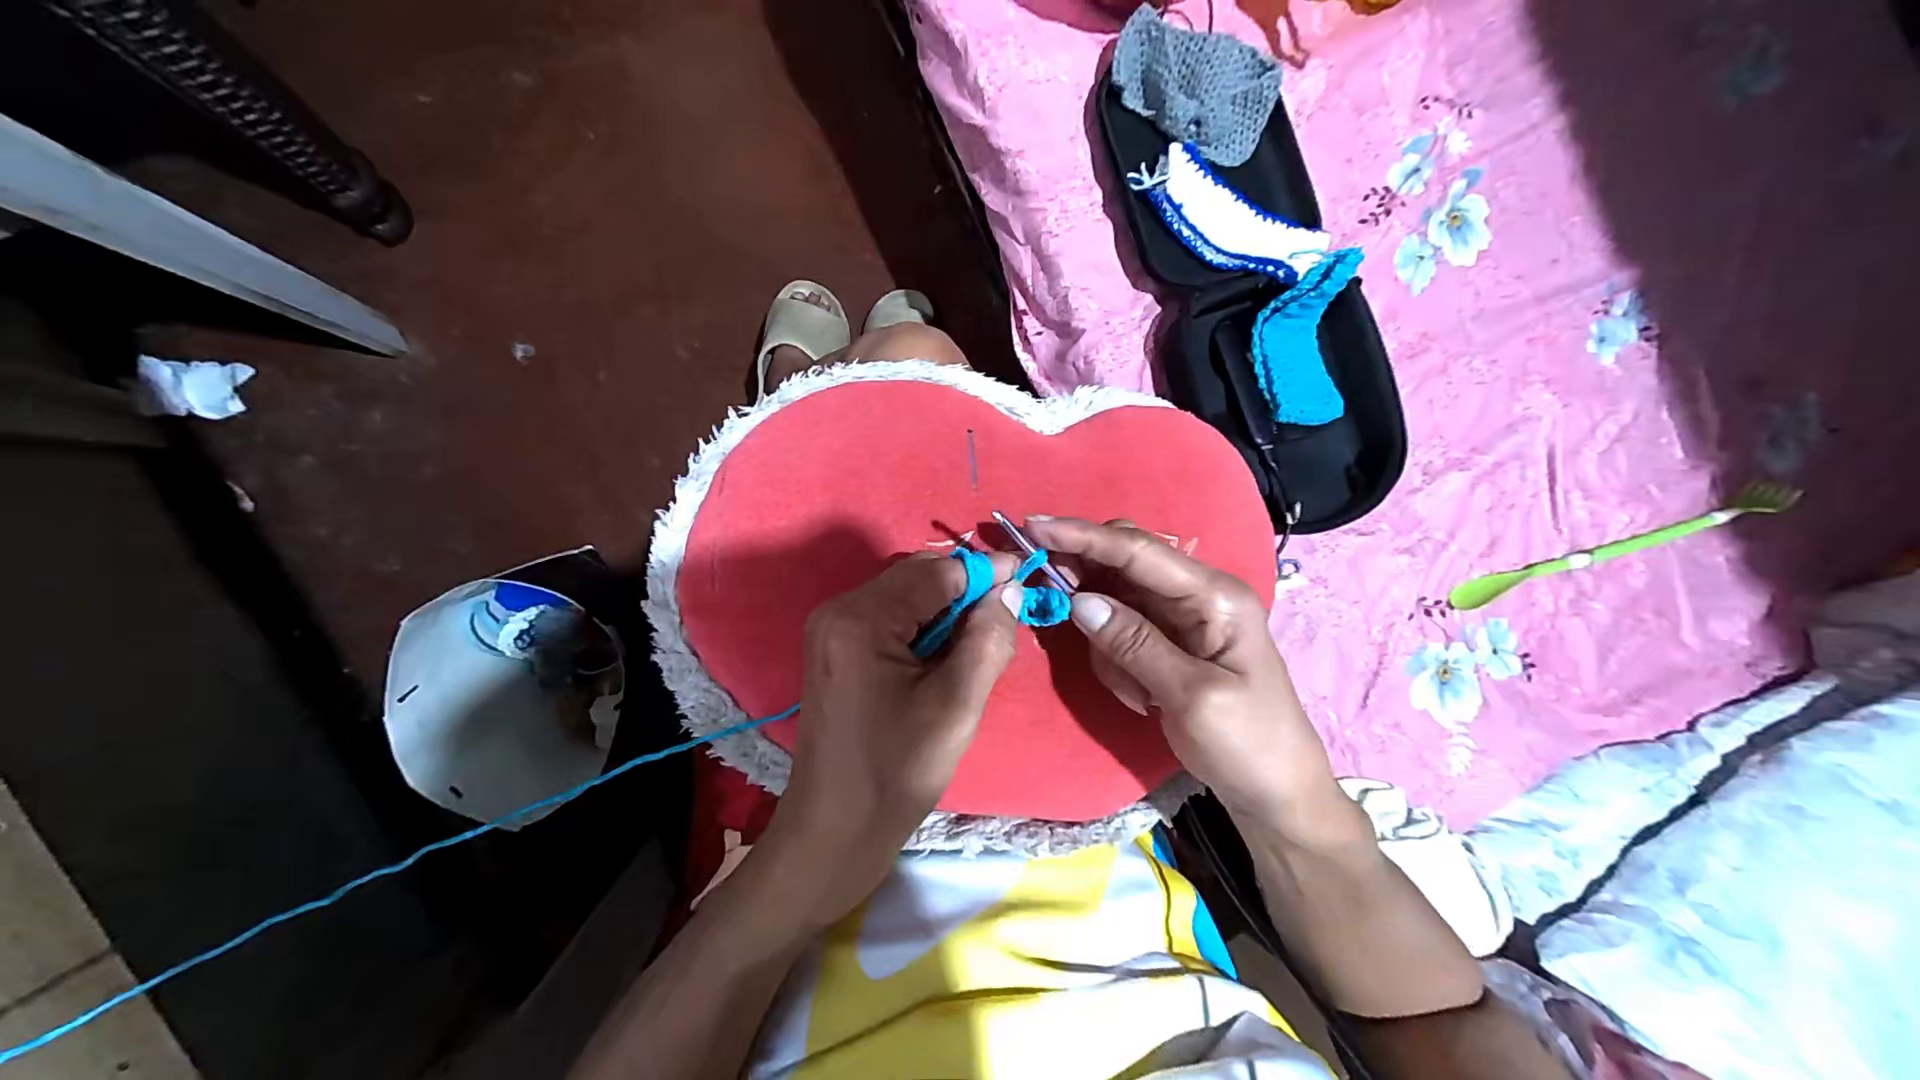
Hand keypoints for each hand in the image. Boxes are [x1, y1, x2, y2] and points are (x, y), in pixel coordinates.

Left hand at [760, 551, 1019, 922]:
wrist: (835, 830)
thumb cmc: (897, 771)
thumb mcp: (957, 704)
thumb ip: (988, 639)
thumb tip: (1010, 590)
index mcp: (860, 618)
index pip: (936, 573)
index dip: (985, 573)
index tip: (1026, 579)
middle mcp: (838, 609)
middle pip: (917, 577)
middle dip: (965, 591)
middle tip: (1006, 619)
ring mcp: (831, 629)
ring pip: (905, 597)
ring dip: (946, 610)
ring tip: (979, 643)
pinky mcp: (835, 649)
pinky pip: (889, 619)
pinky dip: (923, 627)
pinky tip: (945, 657)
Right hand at [1024, 516, 1346, 834]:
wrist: (1274, 792)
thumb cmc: (1249, 743)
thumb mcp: (1193, 697)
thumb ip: (1135, 643)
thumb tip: (1080, 601)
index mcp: (1214, 595)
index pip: (1139, 551)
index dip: (1084, 536)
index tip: (1034, 527)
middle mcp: (1195, 594)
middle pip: (1123, 561)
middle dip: (1086, 578)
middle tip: (1052, 600)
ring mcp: (1179, 617)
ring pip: (1113, 600)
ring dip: (1106, 643)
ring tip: (1138, 693)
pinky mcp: (1164, 641)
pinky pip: (1117, 632)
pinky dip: (1113, 660)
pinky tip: (1141, 697)